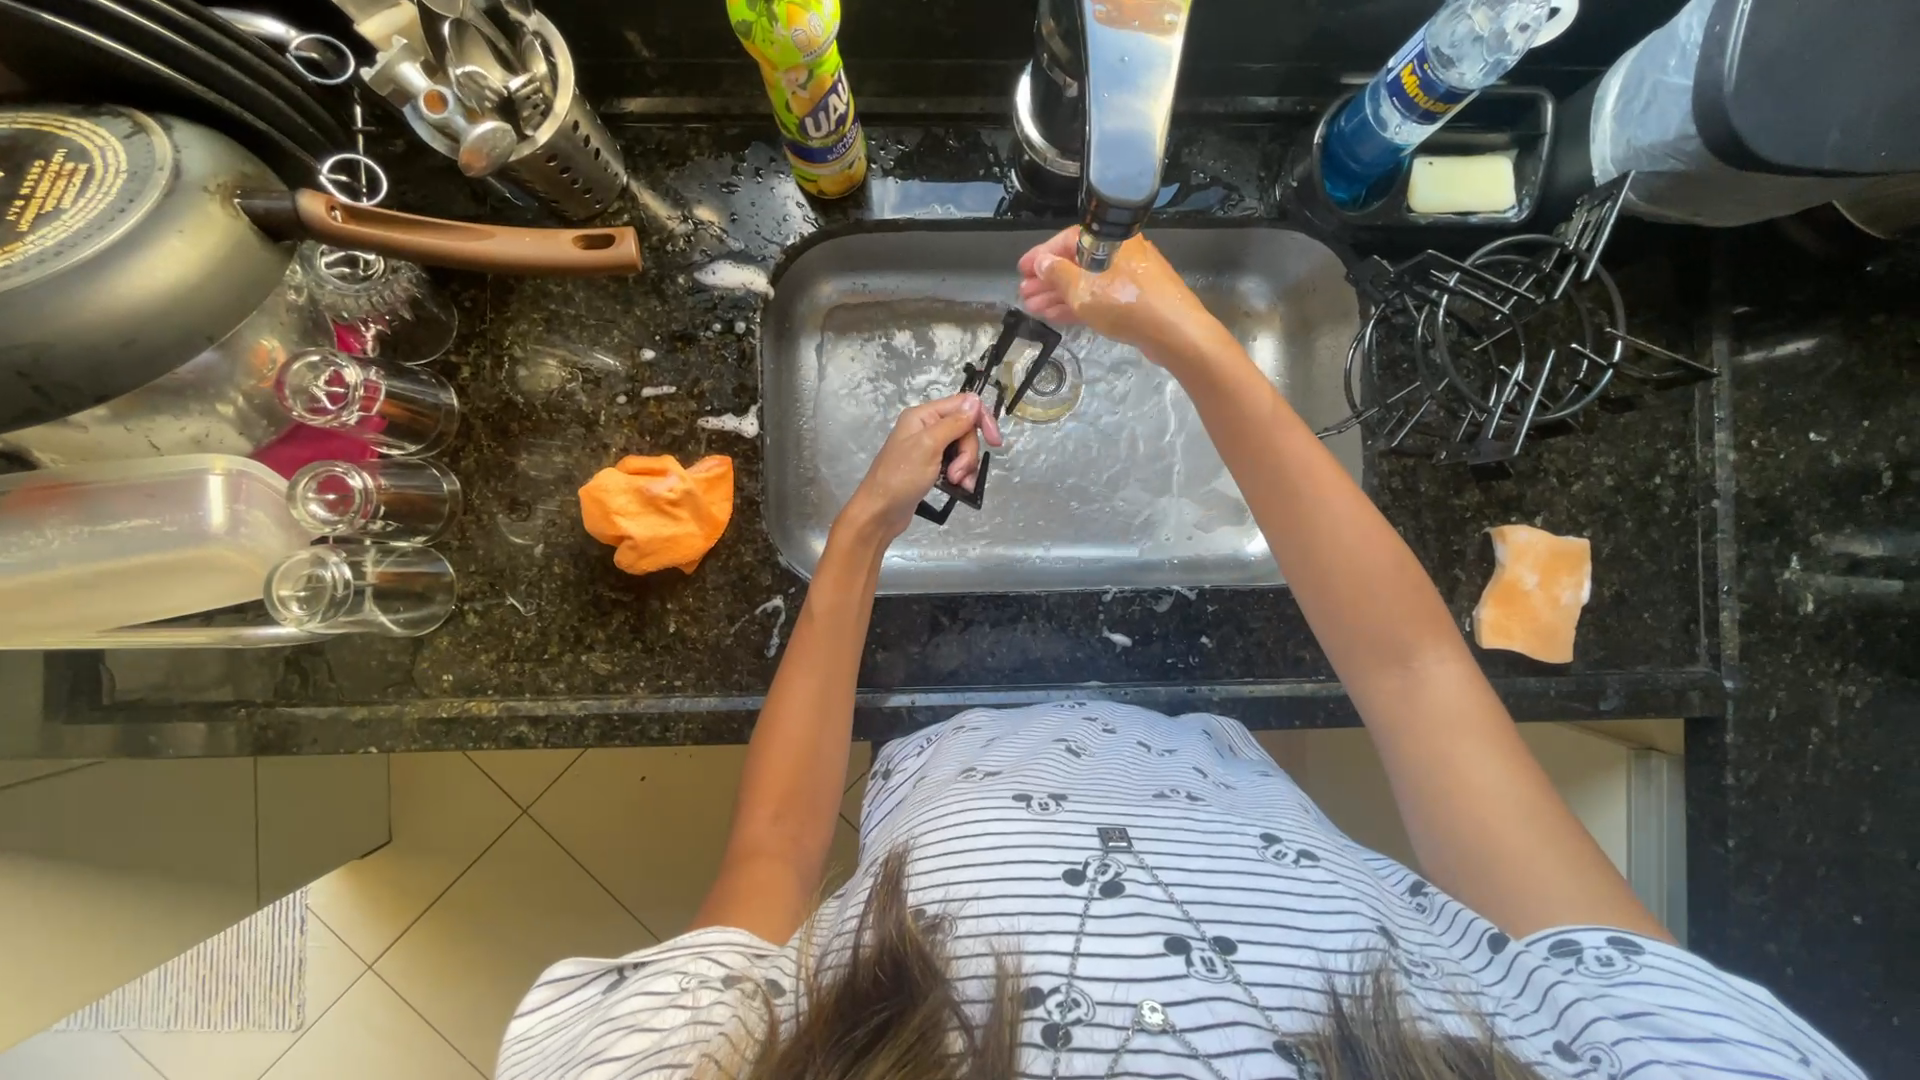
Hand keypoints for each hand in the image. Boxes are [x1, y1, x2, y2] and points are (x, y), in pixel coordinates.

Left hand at [840, 393, 1003, 541]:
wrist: (880, 512)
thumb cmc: (900, 478)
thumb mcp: (929, 446)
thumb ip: (953, 423)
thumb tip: (975, 401)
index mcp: (923, 416)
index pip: (963, 405)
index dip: (982, 420)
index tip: (995, 442)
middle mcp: (927, 427)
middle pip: (965, 430)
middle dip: (968, 453)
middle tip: (957, 473)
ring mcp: (930, 448)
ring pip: (963, 449)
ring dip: (965, 467)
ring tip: (956, 483)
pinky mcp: (932, 467)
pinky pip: (956, 464)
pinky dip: (961, 476)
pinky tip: (960, 488)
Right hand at [1016, 226, 1216, 364]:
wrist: (1175, 333)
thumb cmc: (1128, 305)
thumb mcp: (1084, 290)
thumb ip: (1058, 275)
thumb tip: (1042, 263)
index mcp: (1111, 240)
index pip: (1068, 240)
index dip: (1042, 256)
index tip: (1022, 270)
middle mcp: (1120, 254)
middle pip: (1076, 262)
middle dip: (1048, 279)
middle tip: (1024, 293)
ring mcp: (1128, 278)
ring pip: (1086, 282)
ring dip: (1058, 295)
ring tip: (1033, 308)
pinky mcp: (1133, 300)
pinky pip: (1098, 297)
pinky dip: (1077, 305)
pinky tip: (1056, 316)